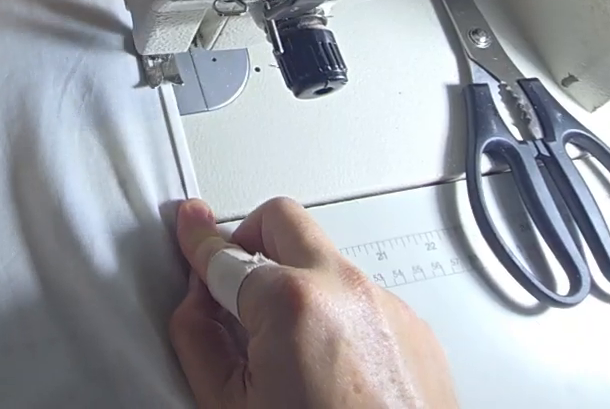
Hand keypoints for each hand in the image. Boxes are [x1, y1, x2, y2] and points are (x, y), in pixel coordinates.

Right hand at [170, 197, 456, 408]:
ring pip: (324, 262)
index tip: (191, 228)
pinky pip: (360, 301)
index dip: (199, 243)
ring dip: (297, 286)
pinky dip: (336, 318)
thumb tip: (198, 296)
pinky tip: (331, 372)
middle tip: (237, 278)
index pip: (226, 253)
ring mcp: (389, 308)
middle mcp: (346, 290)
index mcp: (293, 303)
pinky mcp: (418, 332)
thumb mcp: (230, 408)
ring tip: (292, 353)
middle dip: (251, 239)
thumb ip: (199, 336)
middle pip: (283, 220)